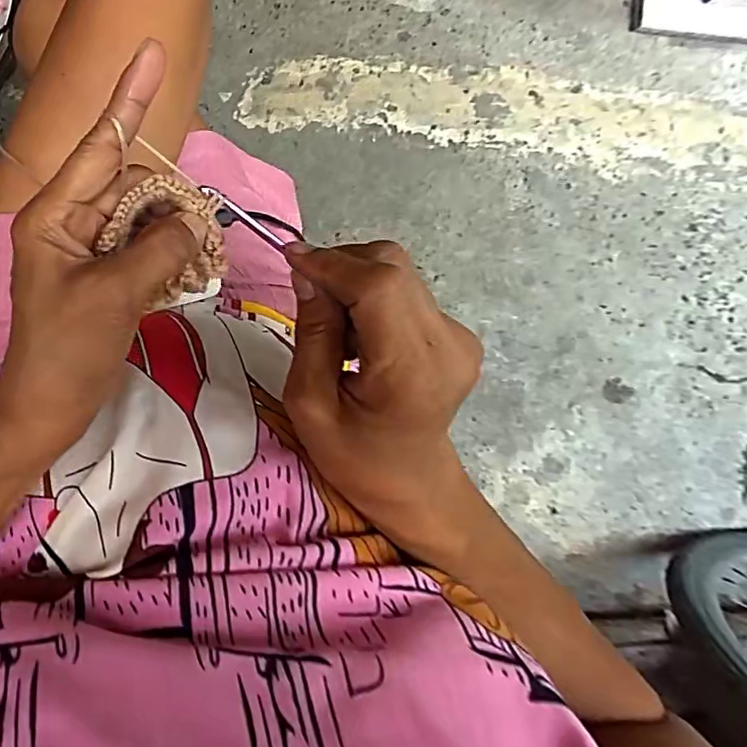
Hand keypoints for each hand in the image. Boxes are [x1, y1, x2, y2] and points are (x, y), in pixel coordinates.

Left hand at [0, 40, 206, 452]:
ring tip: (184, 270)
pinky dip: (167, 256)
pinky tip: (180, 278)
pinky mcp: (104, 273)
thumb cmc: (65, 353)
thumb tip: (193, 220)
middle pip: (131, 183)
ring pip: (143, 216)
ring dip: (171, 234)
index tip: (150, 50)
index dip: (128, 99)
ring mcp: (87, 249)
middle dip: (167, 202)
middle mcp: (68, 222)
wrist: (47, 409)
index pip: (99, 147)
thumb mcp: (114, 296)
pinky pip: (144, 245)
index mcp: (53, 216)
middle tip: (190, 244)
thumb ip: (160, 247)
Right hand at [282, 240, 486, 567]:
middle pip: (390, 266)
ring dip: (351, 282)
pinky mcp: (454, 333)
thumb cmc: (353, 456)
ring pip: (395, 272)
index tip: (289, 259)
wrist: (413, 487)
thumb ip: (311, 334)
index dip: (331, 263)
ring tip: (331, 328)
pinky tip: (354, 336)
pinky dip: (367, 297)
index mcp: (410, 368)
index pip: (378, 285)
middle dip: (338, 267)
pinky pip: (402, 290)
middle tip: (304, 296)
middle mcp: (446, 342)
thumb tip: (306, 273)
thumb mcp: (309, 403)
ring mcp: (457, 336)